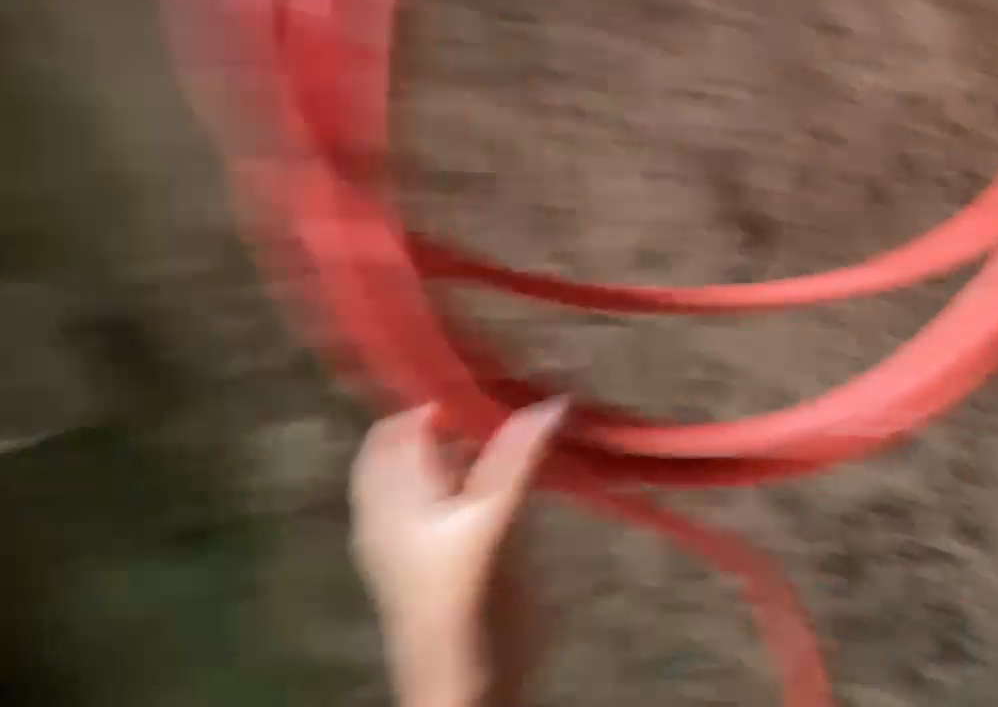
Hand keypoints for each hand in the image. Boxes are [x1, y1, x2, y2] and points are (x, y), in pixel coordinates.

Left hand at [351, 399, 567, 706]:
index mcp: (388, 500)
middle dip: (468, 412)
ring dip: (491, 436)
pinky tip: (538, 455)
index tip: (489, 376)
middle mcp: (404, 507)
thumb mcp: (487, 521)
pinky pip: (479, 486)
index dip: (436, 399)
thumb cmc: (460, 597)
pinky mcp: (466, 542)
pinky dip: (503, 464)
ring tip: (535, 409)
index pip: (398, 429)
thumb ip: (516, 458)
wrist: (467, 676)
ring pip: (457, 462)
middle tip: (519, 388)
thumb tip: (554, 400)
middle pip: (427, 442)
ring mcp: (435, 526)